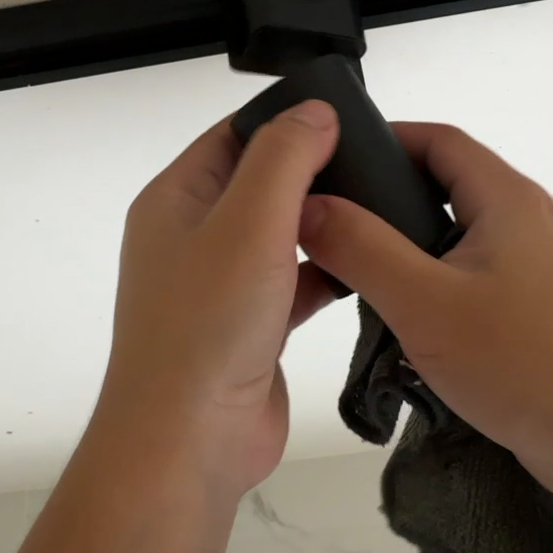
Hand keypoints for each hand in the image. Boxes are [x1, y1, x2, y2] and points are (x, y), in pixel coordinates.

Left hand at [95, 100, 341, 497]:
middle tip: (371, 160)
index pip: (231, 137)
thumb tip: (315, 111)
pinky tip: (364, 265)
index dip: (281, 121)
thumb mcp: (247, 221)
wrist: (190, 441)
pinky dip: (325, 271)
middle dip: (310, 172)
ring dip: (320, 223)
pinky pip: (293, 282)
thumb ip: (284, 158)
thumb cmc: (206, 324)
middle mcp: (192, 236)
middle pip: (258, 184)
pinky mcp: (250, 325)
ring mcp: (220, 284)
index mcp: (175, 200)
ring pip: (279, 234)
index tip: (339, 116)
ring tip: (377, 208)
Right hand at [298, 122, 552, 494]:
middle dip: (397, 191)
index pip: (440, 139)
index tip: (338, 162)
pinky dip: (450, 269)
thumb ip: (361, 248)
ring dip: (422, 236)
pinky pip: (491, 263)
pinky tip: (425, 310)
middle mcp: (538, 215)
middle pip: (456, 180)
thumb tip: (308, 204)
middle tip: (344, 221)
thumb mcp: (423, 303)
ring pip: (473, 226)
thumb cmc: (520, 364)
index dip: (387, 139)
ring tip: (373, 268)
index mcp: (510, 198)